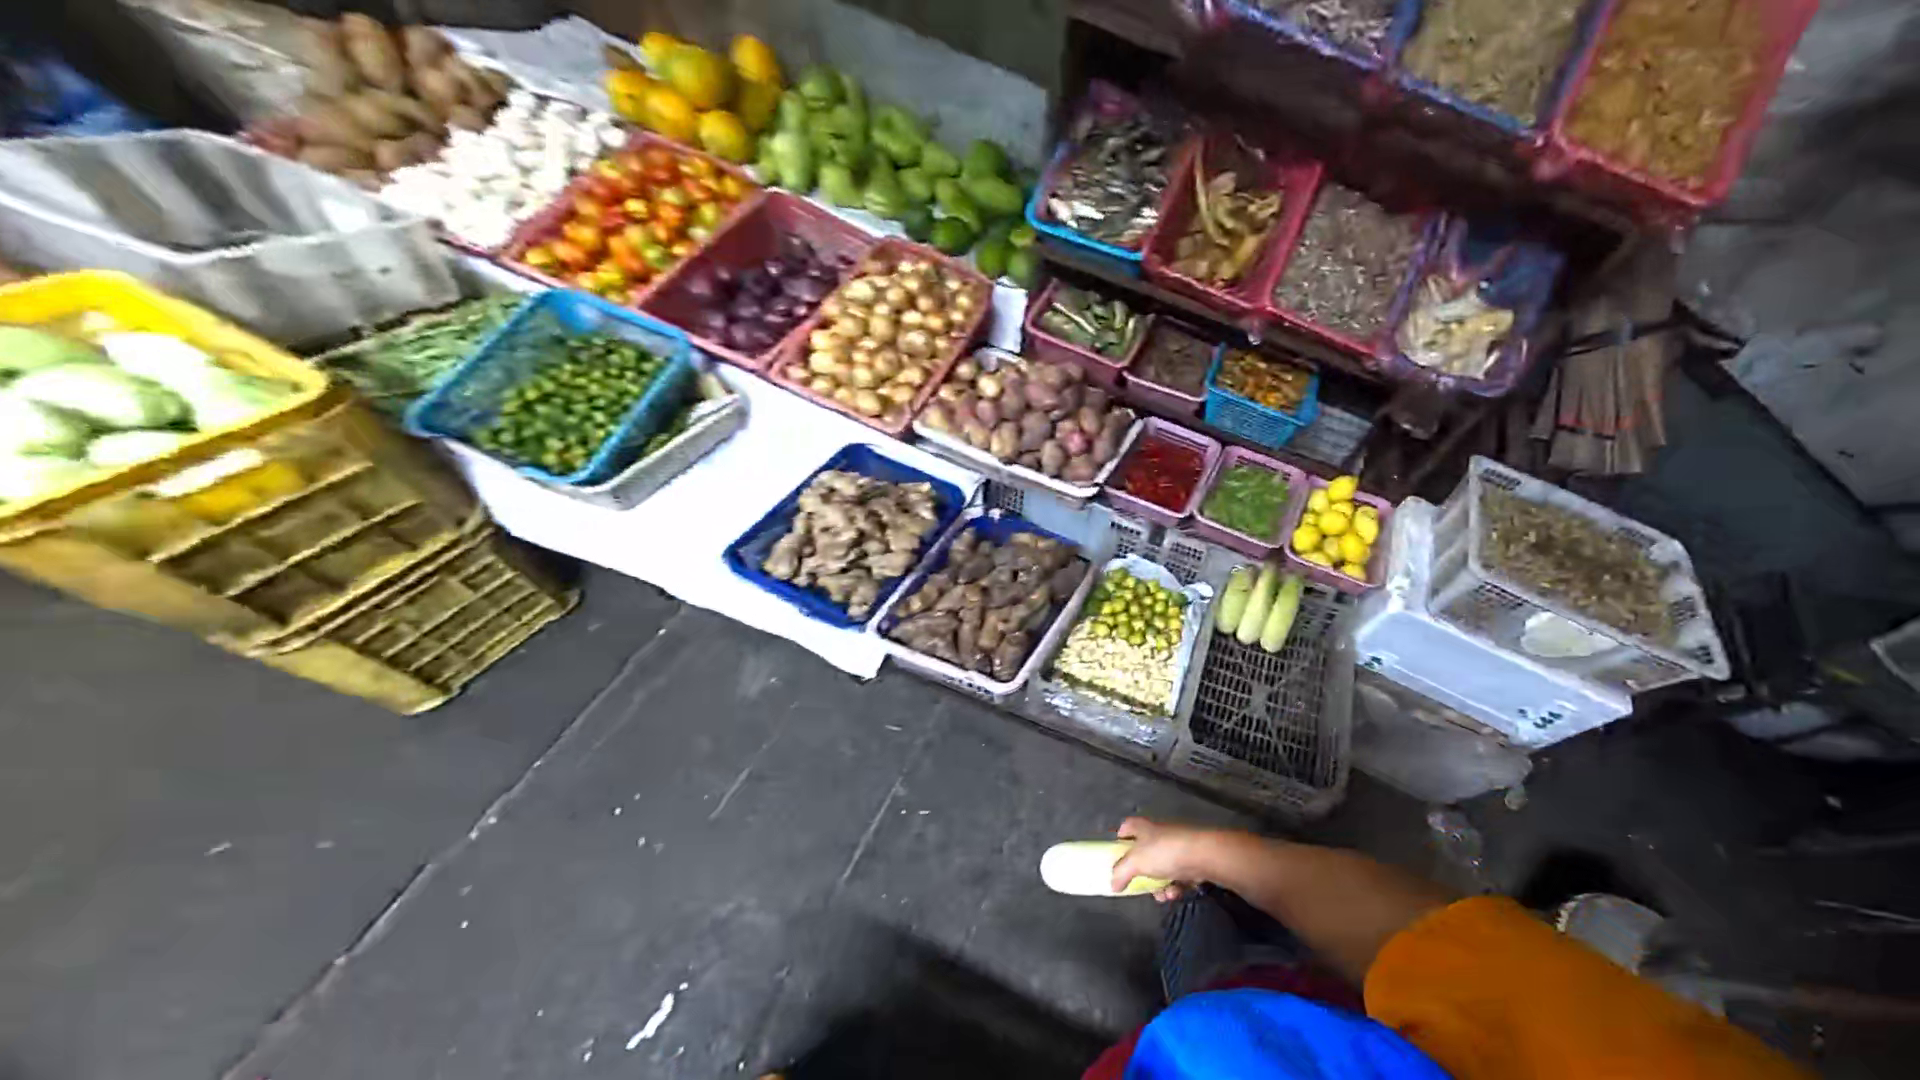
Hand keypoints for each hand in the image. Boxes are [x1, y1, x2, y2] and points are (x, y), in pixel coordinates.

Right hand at [1111, 817, 1219, 902]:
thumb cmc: (1164, 852)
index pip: (1125, 828)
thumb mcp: (1135, 862)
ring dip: (1160, 885)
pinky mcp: (1190, 858)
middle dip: (1142, 875)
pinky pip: (1177, 874)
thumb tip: (1112, 885)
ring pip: (1161, 868)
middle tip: (1142, 887)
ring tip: (1164, 896)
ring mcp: (1175, 846)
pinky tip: (1176, 893)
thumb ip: (1120, 873)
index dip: (1119, 841)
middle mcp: (1157, 834)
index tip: (1117, 857)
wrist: (1203, 855)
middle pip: (1143, 854)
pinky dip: (1175, 885)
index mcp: (1141, 828)